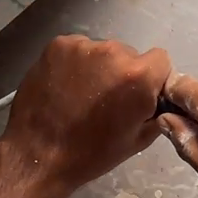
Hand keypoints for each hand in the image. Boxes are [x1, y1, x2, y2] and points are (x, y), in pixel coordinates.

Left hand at [1, 35, 172, 190]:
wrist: (38, 153)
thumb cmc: (91, 153)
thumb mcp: (138, 139)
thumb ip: (157, 110)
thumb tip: (160, 96)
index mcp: (137, 76)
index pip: (160, 60)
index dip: (153, 78)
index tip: (139, 94)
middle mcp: (113, 51)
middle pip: (129, 54)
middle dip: (123, 72)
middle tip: (107, 98)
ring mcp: (83, 46)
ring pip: (102, 51)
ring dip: (99, 67)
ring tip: (82, 94)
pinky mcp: (58, 44)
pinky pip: (79, 49)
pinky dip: (76, 63)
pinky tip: (65, 85)